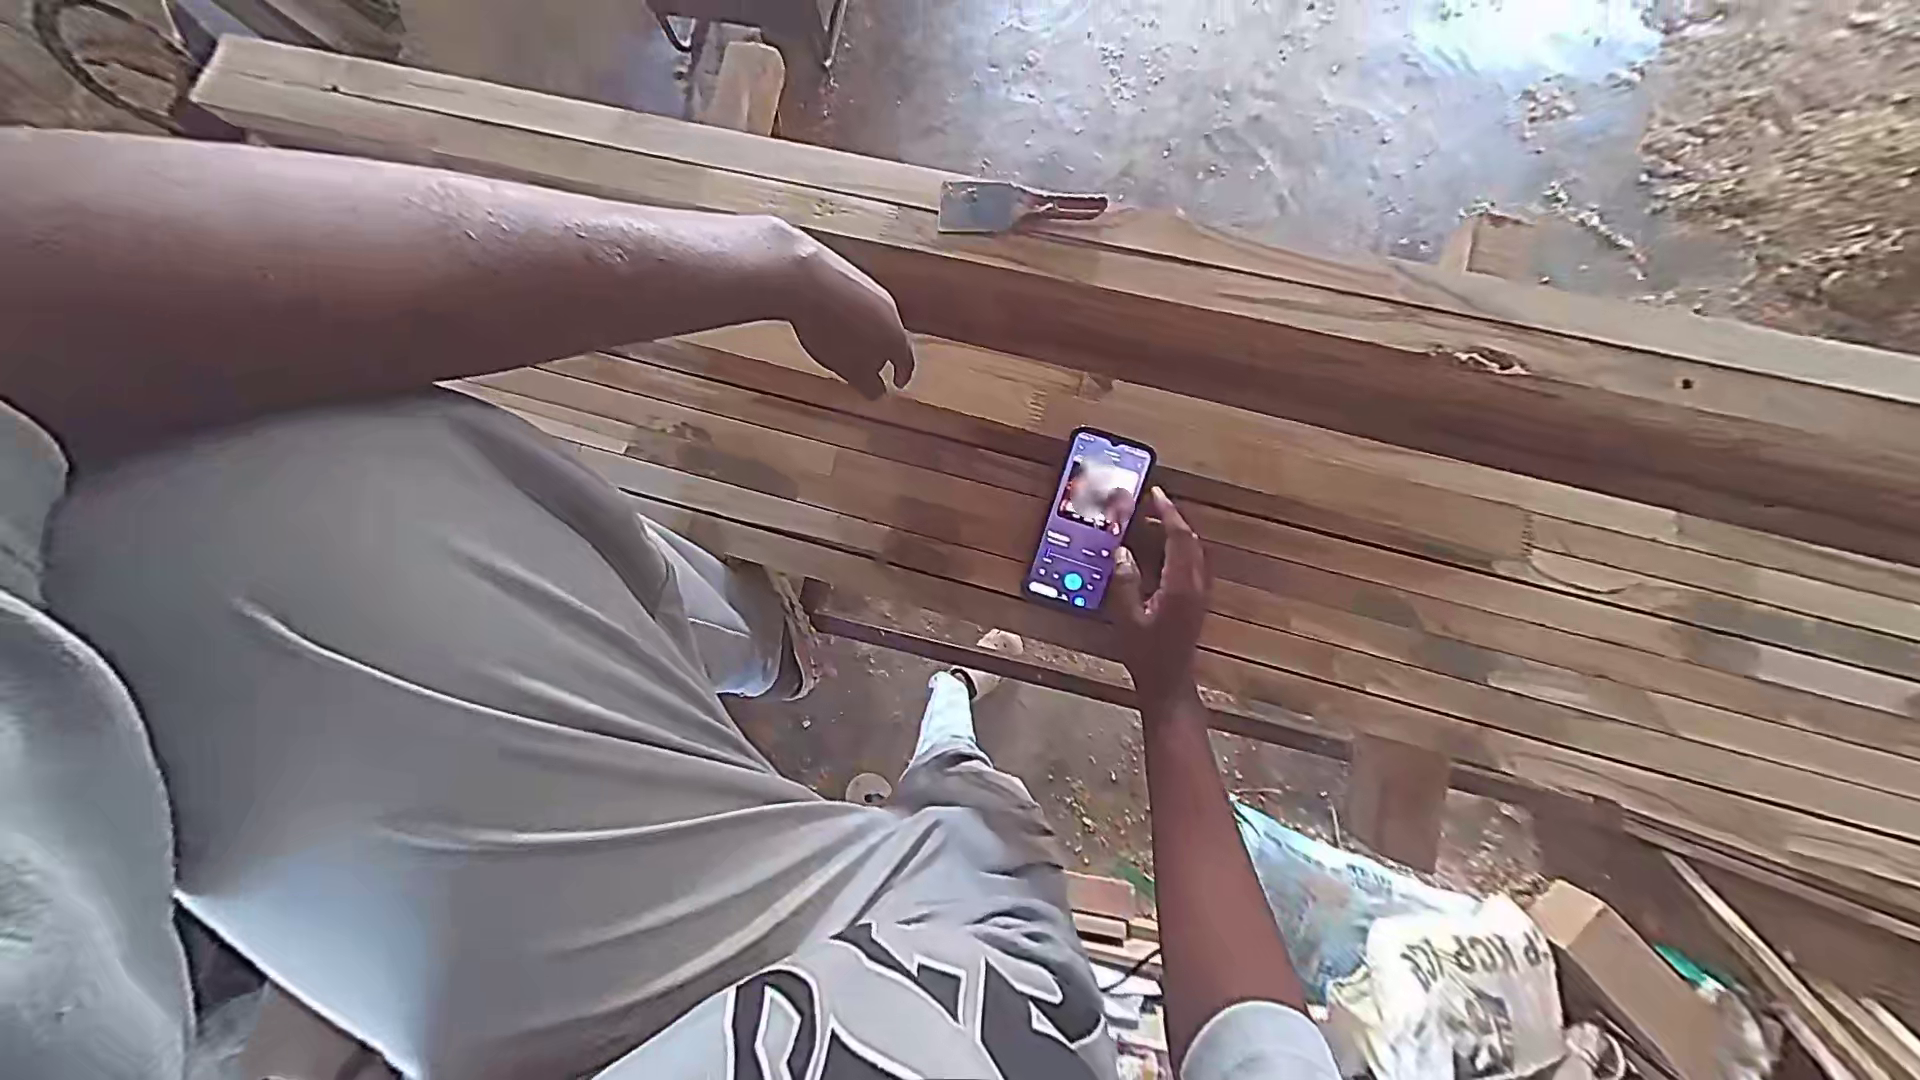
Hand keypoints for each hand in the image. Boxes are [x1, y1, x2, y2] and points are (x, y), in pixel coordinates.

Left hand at [775, 225, 915, 398]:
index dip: (902, 375)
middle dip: (880, 352)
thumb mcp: (850, 370)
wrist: (803, 278)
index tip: (897, 382)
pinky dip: (847, 313)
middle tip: (869, 365)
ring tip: (844, 343)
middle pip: (891, 336)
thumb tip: (878, 392)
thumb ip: (869, 385)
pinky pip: (852, 299)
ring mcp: (870, 287)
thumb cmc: (830, 330)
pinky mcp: (848, 271)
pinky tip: (828, 319)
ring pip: (873, 316)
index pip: (906, 361)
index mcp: (896, 336)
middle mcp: (890, 309)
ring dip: (864, 332)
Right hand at [1110, 487, 1210, 707]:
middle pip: (1190, 541)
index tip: (1155, 494)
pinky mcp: (1196, 600)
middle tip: (1149, 506)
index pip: (1179, 539)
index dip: (1168, 513)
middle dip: (1171, 519)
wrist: (1169, 682)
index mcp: (1181, 587)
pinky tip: (1159, 552)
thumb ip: (1124, 583)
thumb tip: (1121, 553)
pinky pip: (1191, 563)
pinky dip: (1177, 549)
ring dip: (1175, 534)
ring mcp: (1199, 594)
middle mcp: (1196, 586)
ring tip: (1151, 524)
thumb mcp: (1128, 618)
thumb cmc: (1147, 654)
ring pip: (1193, 552)